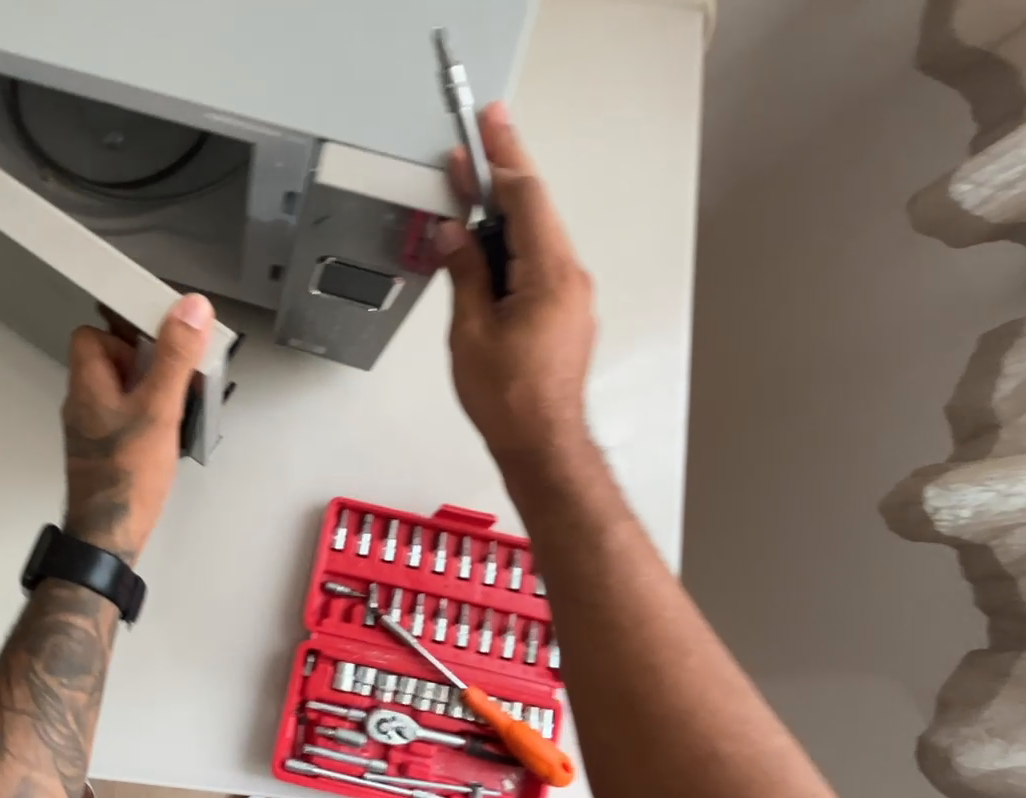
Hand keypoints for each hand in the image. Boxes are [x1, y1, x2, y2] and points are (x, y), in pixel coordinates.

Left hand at [60, 293, 213, 564]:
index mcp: (88, 386)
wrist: (110, 535)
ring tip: (179, 405)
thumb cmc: (124, 479)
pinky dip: (150, 418)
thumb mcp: (158, 409)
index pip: (91, 335)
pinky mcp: (107, 452)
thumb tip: (189, 311)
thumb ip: (174, 358)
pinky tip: (171, 433)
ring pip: (123, 391)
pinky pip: (128, 419)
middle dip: (149, 363)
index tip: (157, 334)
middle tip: (177, 374)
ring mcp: (94, 430)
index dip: (123, 330)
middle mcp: (85, 405)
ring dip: (153, 391)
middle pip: (113, 361)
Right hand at [437, 103, 597, 482]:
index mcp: (549, 274)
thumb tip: (454, 235)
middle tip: (478, 144)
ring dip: (501, 217)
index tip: (486, 129)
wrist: (540, 440)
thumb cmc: (508, 397)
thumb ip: (465, 274)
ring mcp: (570, 294)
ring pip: (534, 237)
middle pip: (533, 211)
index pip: (525, 198)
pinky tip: (484, 251)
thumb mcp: (470, 330)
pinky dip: (510, 248)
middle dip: (501, 177)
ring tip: (467, 203)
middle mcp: (569, 277)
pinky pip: (537, 263)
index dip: (501, 161)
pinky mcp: (563, 311)